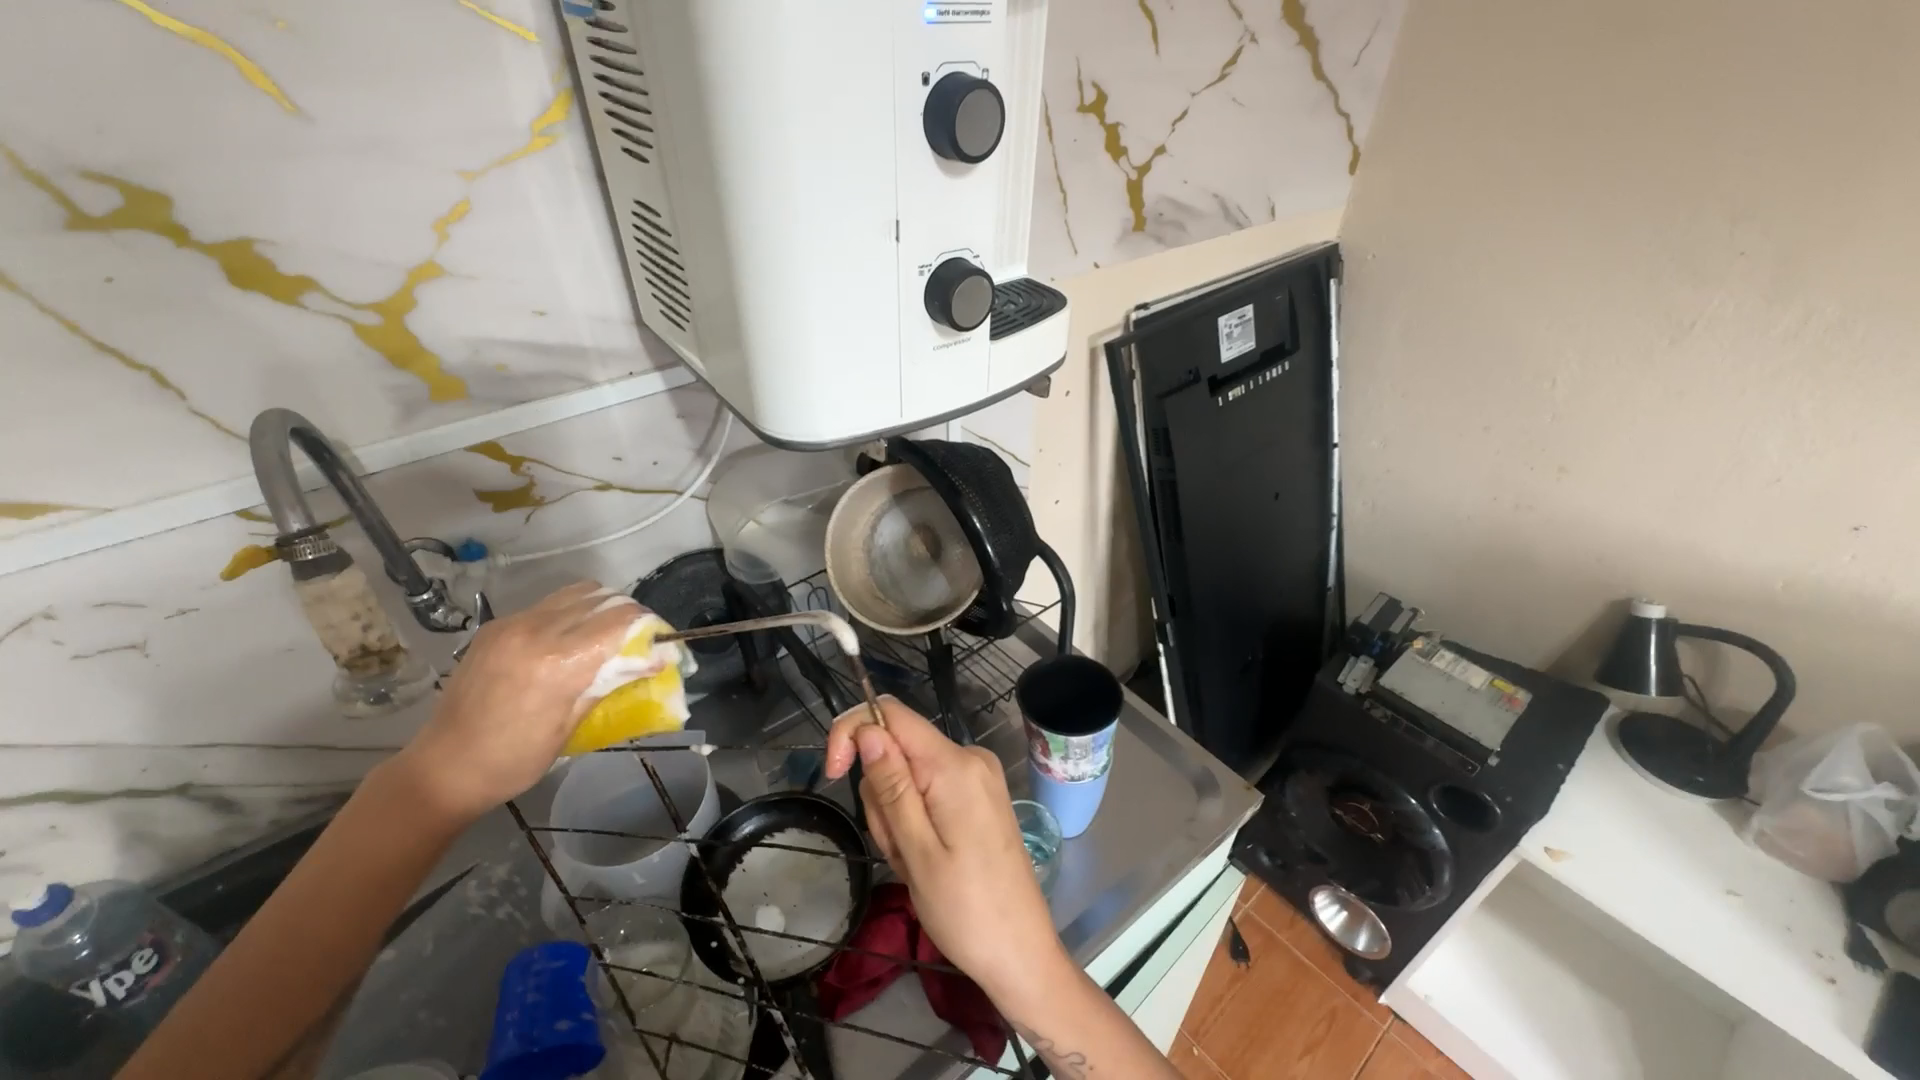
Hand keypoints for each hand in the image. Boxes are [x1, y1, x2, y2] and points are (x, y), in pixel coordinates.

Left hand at [388, 582, 640, 821]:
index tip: (663, 647)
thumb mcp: (571, 726)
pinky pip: (549, 605)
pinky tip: (573, 641)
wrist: (443, 768)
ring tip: (610, 637)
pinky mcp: (497, 626)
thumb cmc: (513, 760)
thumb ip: (610, 682)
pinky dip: (573, 613)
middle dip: (631, 616)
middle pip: (603, 598)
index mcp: (557, 661)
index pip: (621, 620)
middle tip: (642, 642)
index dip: (650, 629)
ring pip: (577, 593)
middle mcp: (535, 630)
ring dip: (602, 608)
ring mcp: (512, 624)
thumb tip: (654, 660)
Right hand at [824, 699, 1068, 1001]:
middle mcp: (970, 758)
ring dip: (897, 817)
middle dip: (880, 795)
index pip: (891, 714)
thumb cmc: (965, 909)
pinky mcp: (979, 797)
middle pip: (897, 748)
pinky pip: (929, 790)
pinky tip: (927, 860)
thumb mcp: (916, 851)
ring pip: (908, 774)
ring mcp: (978, 777)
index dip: (852, 733)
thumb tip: (868, 730)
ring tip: (914, 862)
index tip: (834, 775)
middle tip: (898, 850)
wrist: (1020, 951)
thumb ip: (890, 786)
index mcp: (955, 765)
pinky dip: (915, 821)